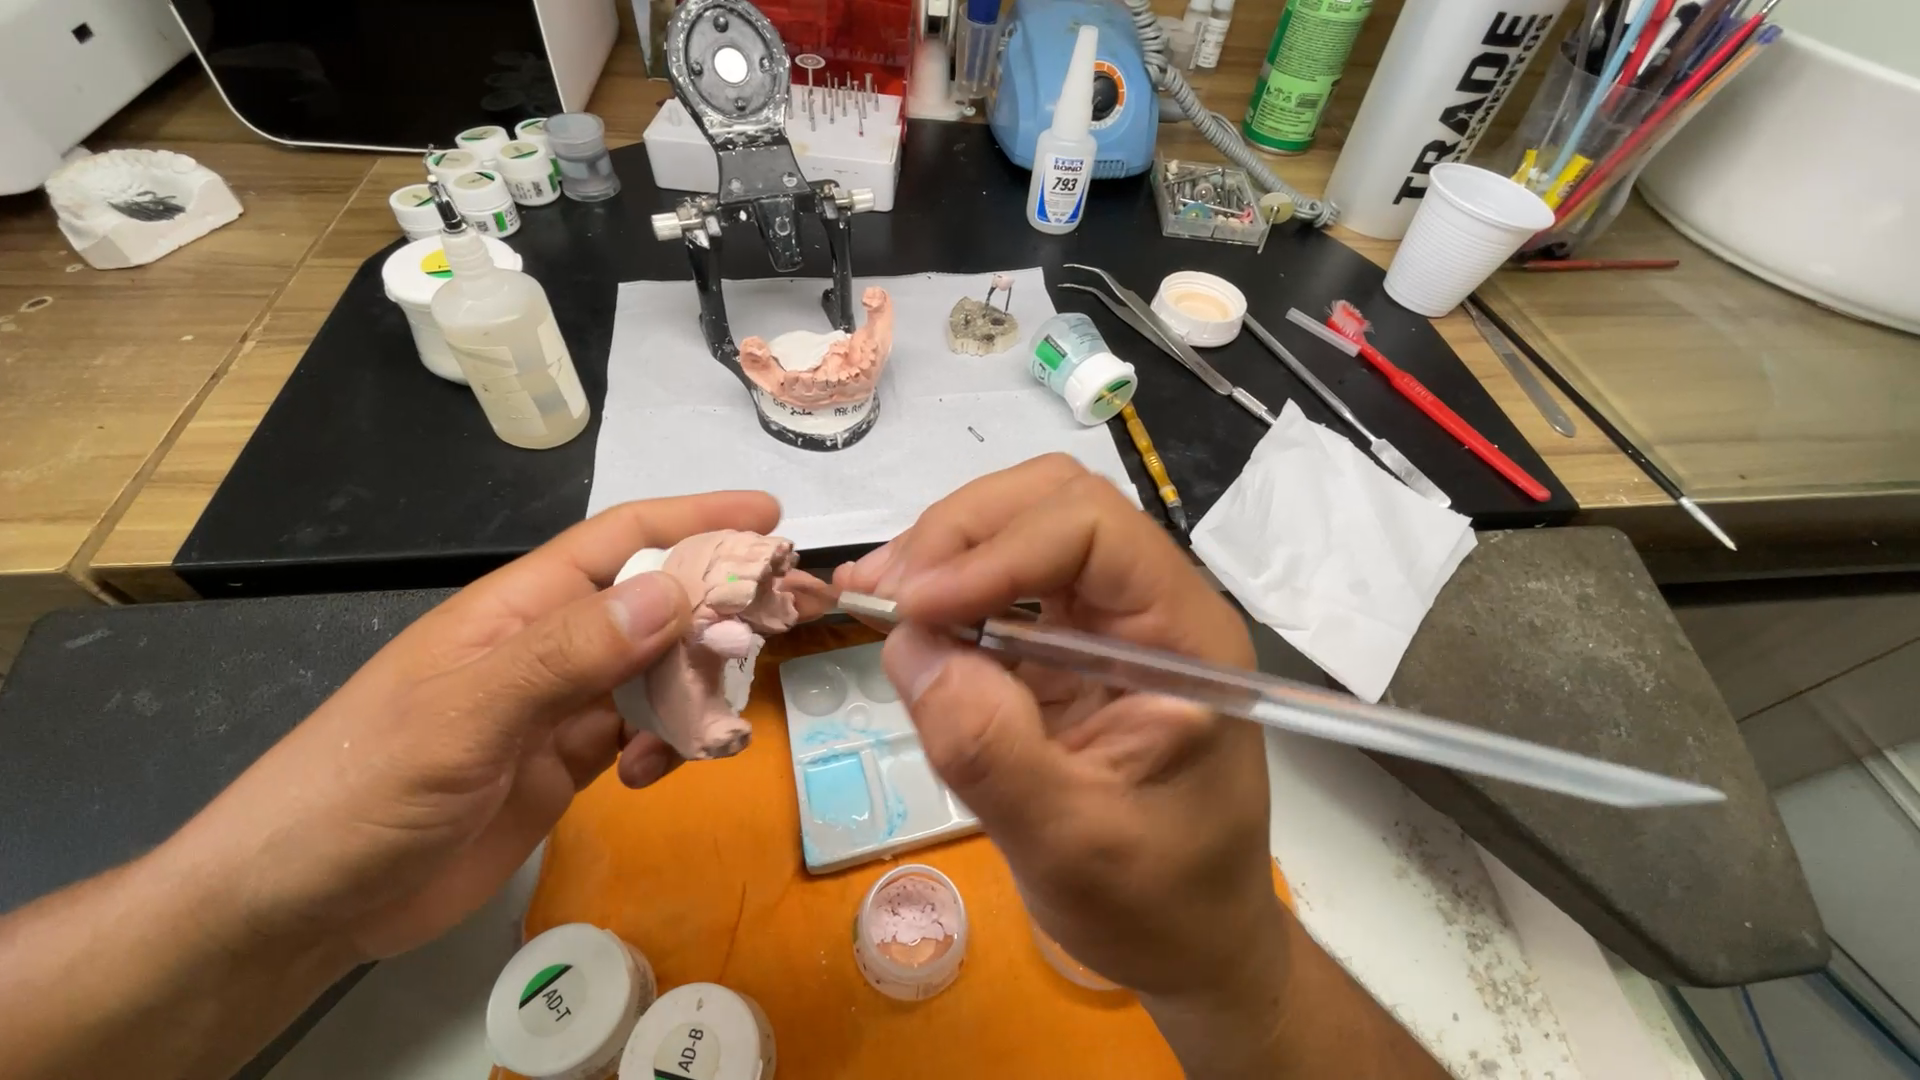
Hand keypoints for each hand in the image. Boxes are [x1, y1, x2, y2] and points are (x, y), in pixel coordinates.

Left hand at [173, 493, 779, 961]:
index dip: (694, 519)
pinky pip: (645, 731)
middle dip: (721, 608)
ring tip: (719, 718)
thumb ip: (569, 652)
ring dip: (699, 687)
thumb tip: (674, 593)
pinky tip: (651, 773)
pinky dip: (667, 744)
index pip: (622, 541)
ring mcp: (564, 704)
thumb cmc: (364, 788)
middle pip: (658, 606)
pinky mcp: (571, 758)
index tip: (766, 515)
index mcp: (522, 608)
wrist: (302, 906)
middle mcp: (554, 645)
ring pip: (661, 672)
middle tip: (786, 618)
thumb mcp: (464, 715)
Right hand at [833, 456, 1281, 1001]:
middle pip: (1054, 503)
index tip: (917, 608)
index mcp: (1183, 636)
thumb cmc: (1155, 900)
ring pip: (1022, 525)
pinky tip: (896, 611)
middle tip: (887, 592)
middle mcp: (1149, 603)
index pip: (1094, 531)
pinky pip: (1001, 579)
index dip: (999, 551)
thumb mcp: (1069, 845)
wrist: (1187, 936)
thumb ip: (990, 749)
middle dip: (961, 533)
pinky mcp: (1065, 640)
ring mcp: (1106, 617)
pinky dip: (943, 584)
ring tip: (874, 594)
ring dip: (943, 549)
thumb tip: (909, 646)